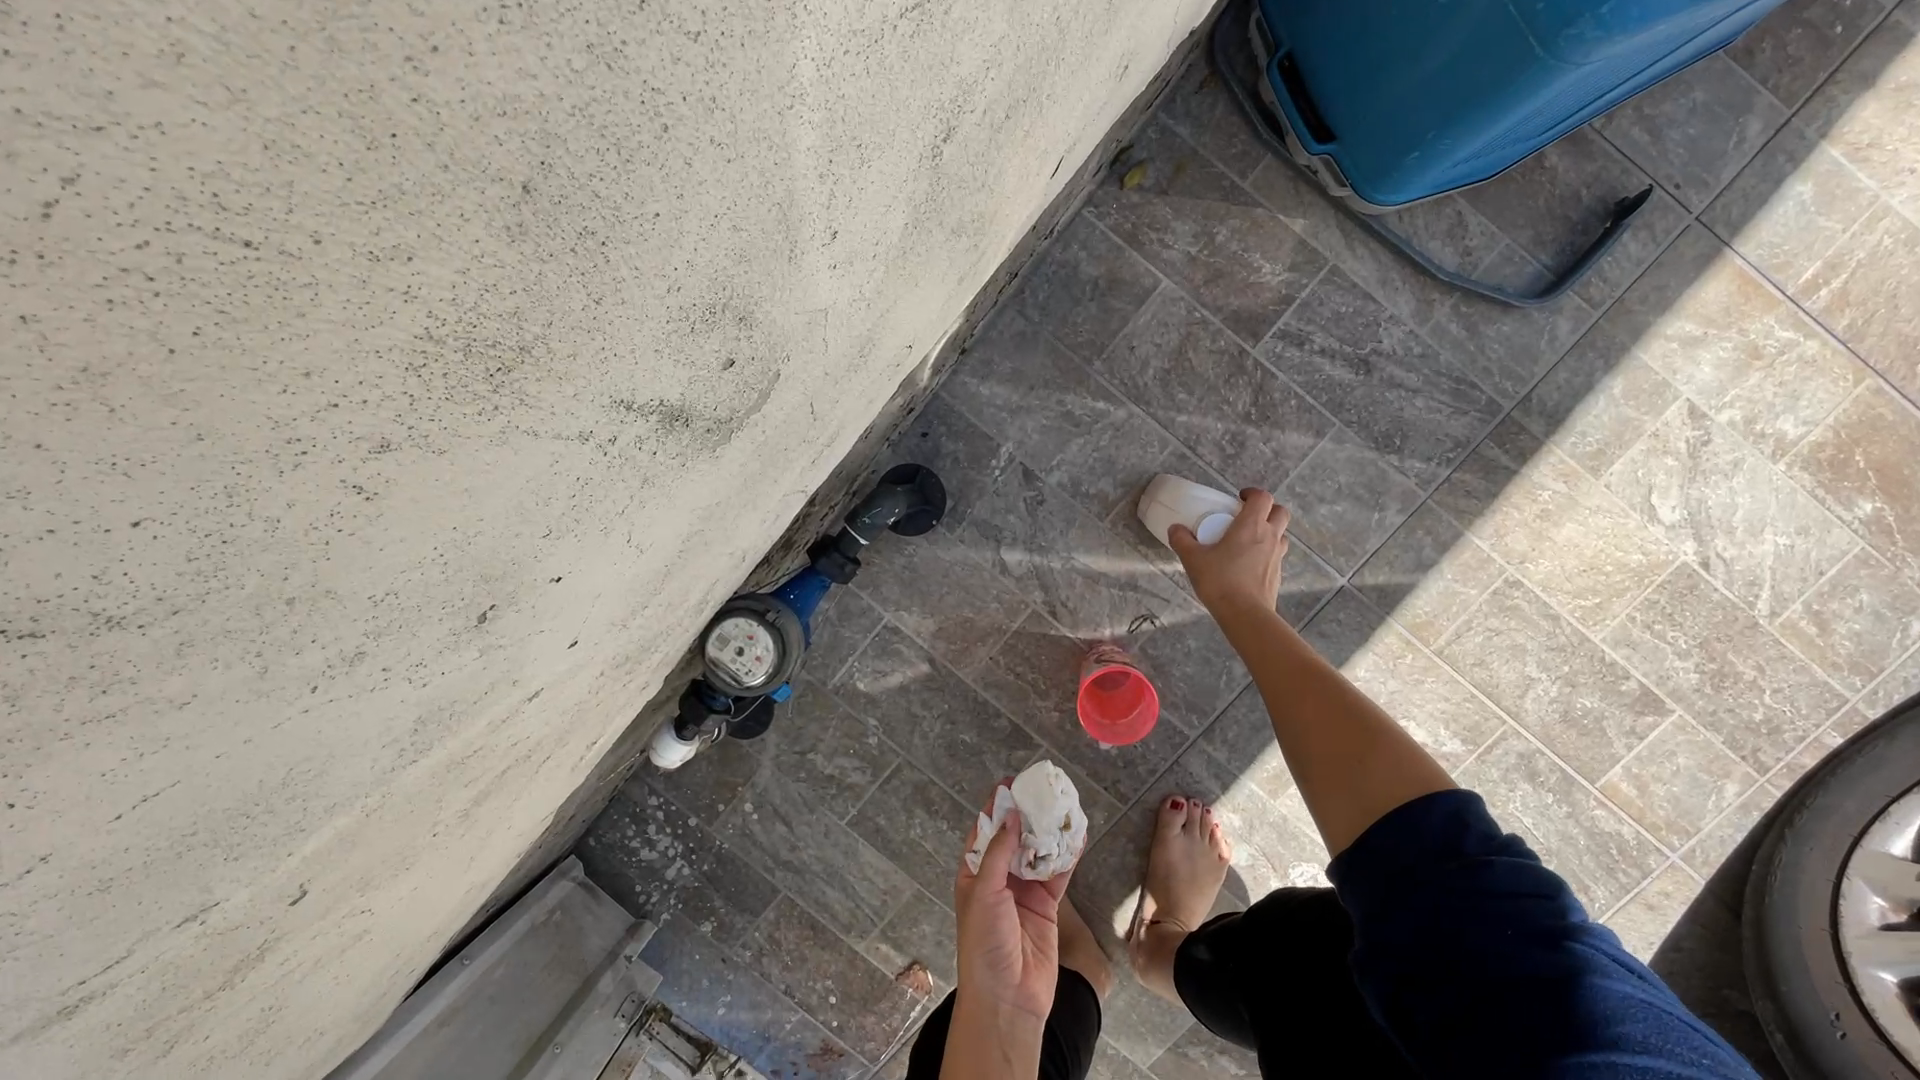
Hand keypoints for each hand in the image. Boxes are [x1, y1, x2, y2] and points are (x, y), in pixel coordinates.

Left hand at [953, 797, 1075, 1023]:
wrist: (1008, 997)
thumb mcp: (984, 893)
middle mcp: (998, 879)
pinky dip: (1068, 856)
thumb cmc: (984, 943)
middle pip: (1014, 838)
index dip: (996, 808)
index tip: (1010, 782)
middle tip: (1044, 789)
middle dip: (1027, 815)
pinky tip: (1079, 836)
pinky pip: (1058, 874)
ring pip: (1038, 853)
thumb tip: (1011, 816)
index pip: (985, 832)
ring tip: (1064, 806)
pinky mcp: (1047, 906)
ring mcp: (1023, 892)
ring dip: (1049, 832)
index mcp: (973, 874)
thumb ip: (998, 853)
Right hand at [1169, 489, 1289, 616]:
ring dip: (1270, 531)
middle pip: (1280, 512)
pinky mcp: (1278, 574)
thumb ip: (1182, 541)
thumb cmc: (1220, 581)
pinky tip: (1249, 564)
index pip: (1262, 497)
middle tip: (1248, 517)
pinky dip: (1267, 553)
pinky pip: (1276, 555)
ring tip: (1250, 540)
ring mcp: (1277, 556)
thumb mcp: (1193, 559)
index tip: (1238, 498)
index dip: (1252, 493)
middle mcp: (1270, 536)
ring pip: (1282, 534)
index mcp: (1251, 526)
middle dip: (1267, 509)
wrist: (1244, 614)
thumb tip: (1175, 528)